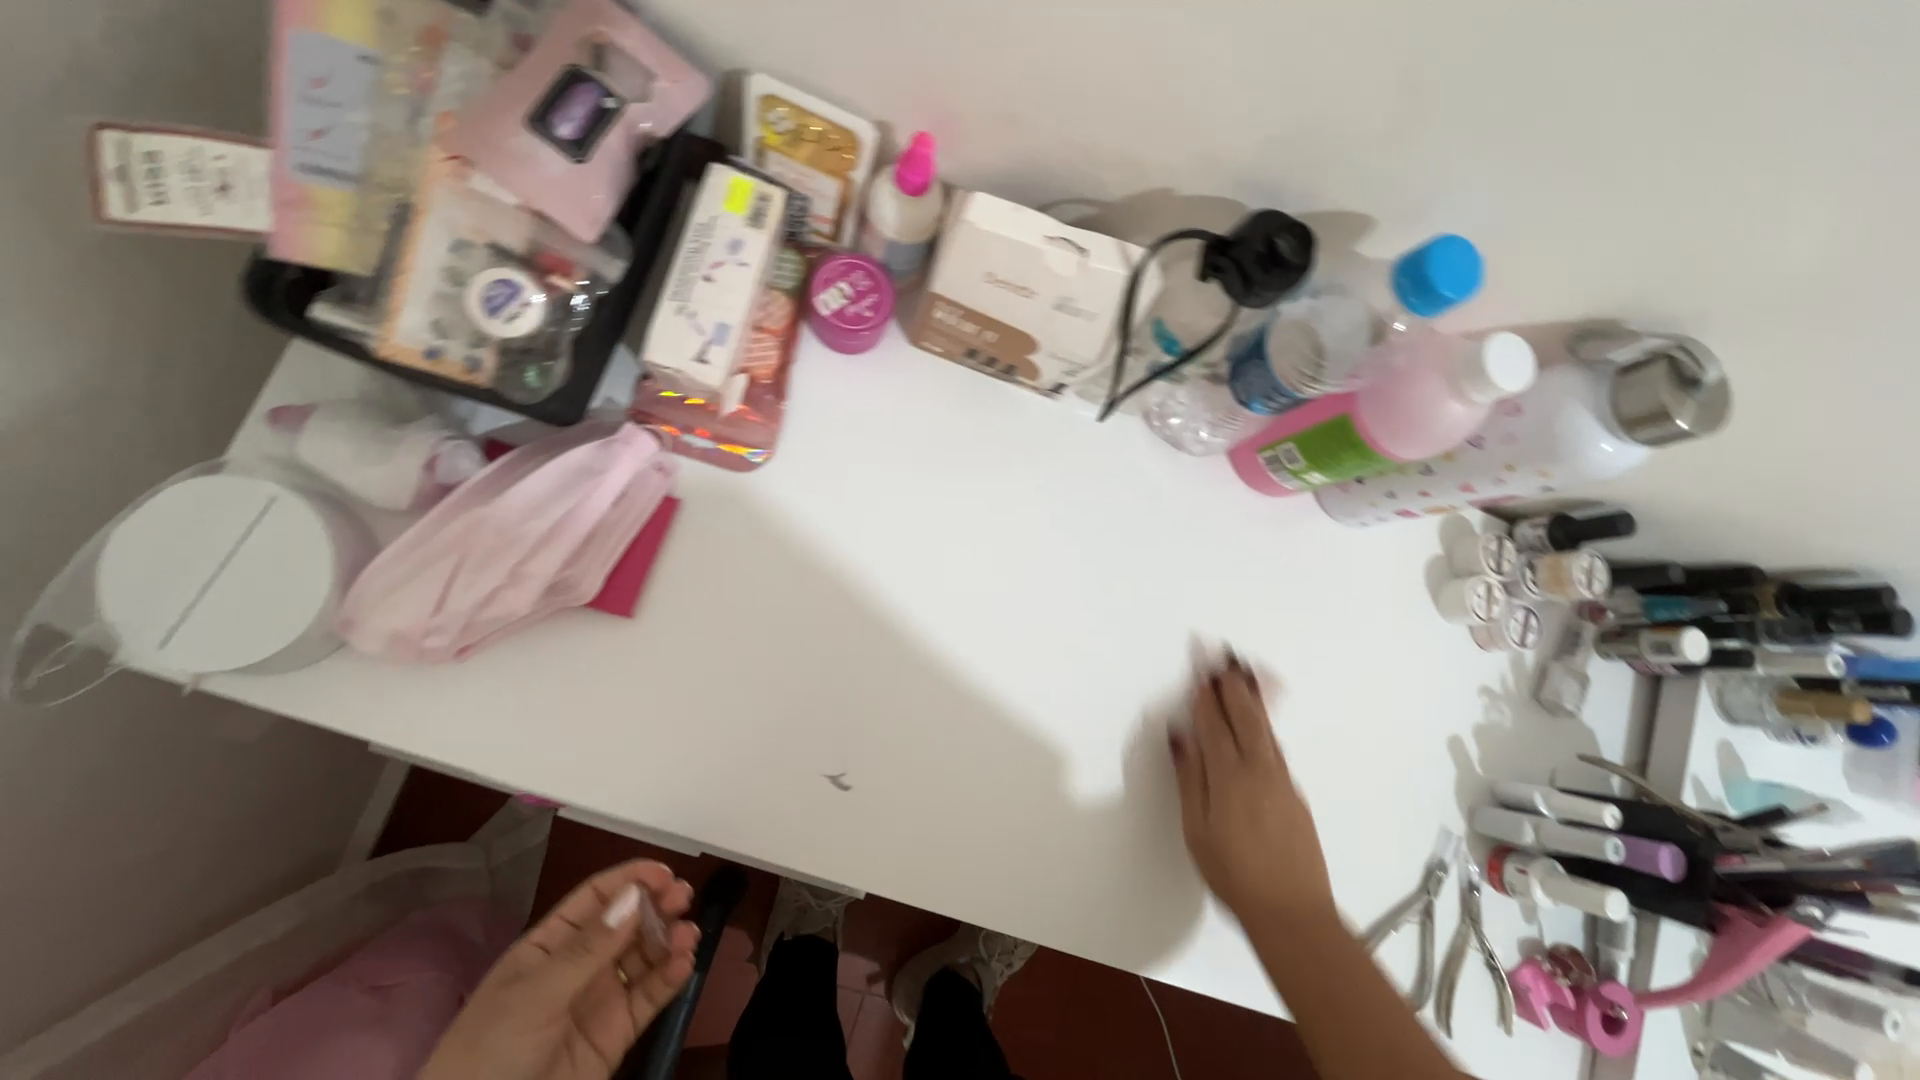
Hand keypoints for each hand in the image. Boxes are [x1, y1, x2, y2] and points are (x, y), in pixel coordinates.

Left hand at [419, 860, 701, 1079]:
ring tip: (688, 934)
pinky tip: (683, 964)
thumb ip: (588, 948)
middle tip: (684, 897)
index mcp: (550, 946)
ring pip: (644, 958)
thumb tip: (634, 895)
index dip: (629, 881)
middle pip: (627, 924)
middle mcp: (580, 966)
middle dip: (657, 907)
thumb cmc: (491, 1050)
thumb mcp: (534, 994)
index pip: (595, 899)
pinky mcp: (618, 1034)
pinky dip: (671, 979)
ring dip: (669, 941)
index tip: (664, 874)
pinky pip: (650, 998)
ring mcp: (601, 999)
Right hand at [1168, 651, 1335, 924]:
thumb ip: (1189, 779)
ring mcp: (1281, 780)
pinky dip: (1263, 724)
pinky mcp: (1294, 793)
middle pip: (1245, 716)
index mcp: (1229, 776)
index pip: (1213, 724)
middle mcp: (1259, 769)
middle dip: (1233, 685)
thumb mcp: (1196, 829)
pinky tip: (1258, 723)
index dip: (1205, 696)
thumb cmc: (1232, 873)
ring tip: (1244, 675)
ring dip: (1252, 698)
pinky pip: (1274, 746)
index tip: (1201, 669)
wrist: (1292, 911)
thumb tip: (1180, 736)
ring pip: (1264, 729)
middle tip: (1226, 657)